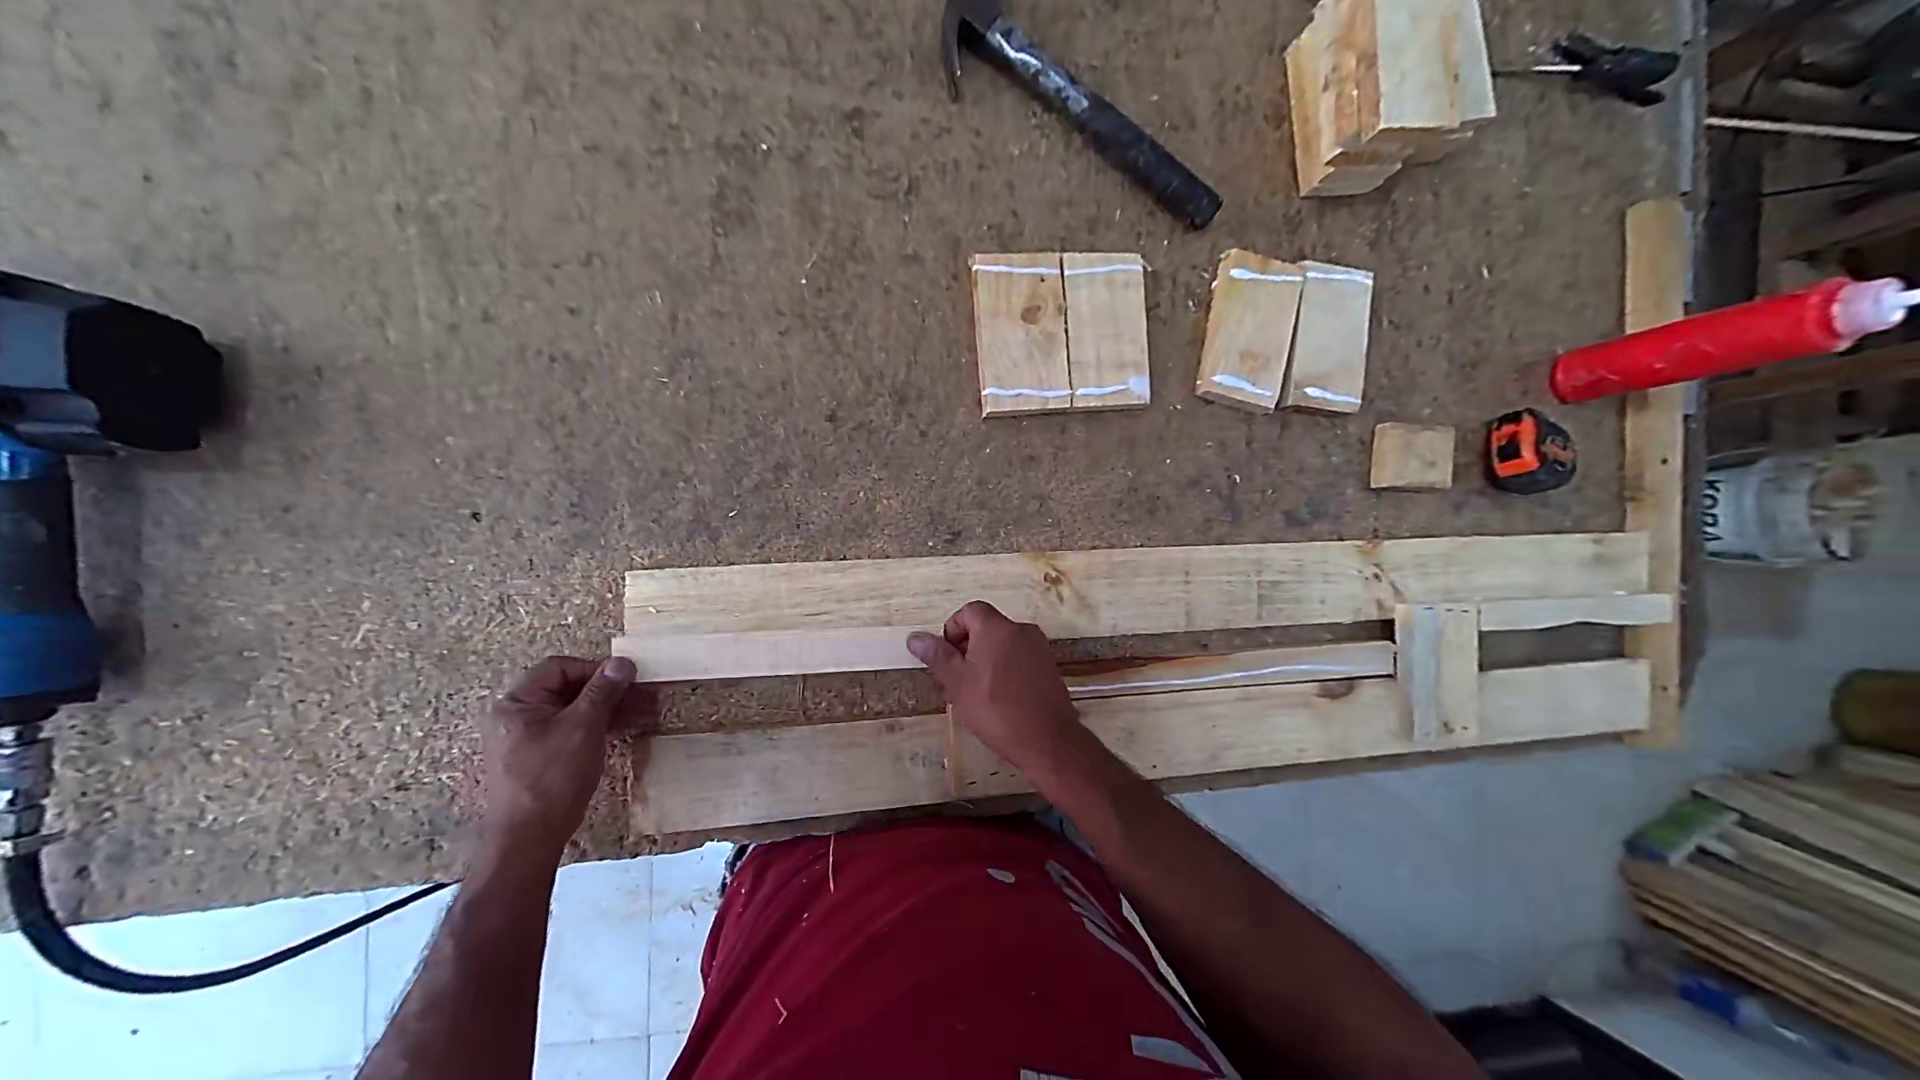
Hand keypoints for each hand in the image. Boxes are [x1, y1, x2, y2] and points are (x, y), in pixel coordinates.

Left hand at [480, 656, 653, 860]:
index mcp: (517, 703)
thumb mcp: (583, 727)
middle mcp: (519, 717)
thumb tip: (622, 662)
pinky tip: (627, 726)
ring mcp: (531, 739)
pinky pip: (575, 730)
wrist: (529, 839)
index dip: (595, 669)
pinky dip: (600, 726)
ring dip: (611, 708)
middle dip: (610, 690)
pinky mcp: (544, 758)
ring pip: (576, 711)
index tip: (628, 677)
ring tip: (646, 709)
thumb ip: (603, 691)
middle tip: (644, 692)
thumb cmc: (551, 778)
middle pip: (569, 689)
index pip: (559, 668)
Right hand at [907, 601, 1086, 773]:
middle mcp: (1021, 630)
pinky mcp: (1049, 666)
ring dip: (985, 659)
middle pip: (987, 626)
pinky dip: (1005, 668)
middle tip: (957, 678)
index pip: (970, 611)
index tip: (947, 657)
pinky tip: (999, 698)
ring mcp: (1039, 648)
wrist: (1047, 740)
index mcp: (997, 628)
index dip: (952, 629)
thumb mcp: (958, 683)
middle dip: (967, 647)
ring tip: (976, 692)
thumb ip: (937, 656)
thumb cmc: (996, 709)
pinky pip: (1019, 657)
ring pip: (1003, 643)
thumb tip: (916, 637)